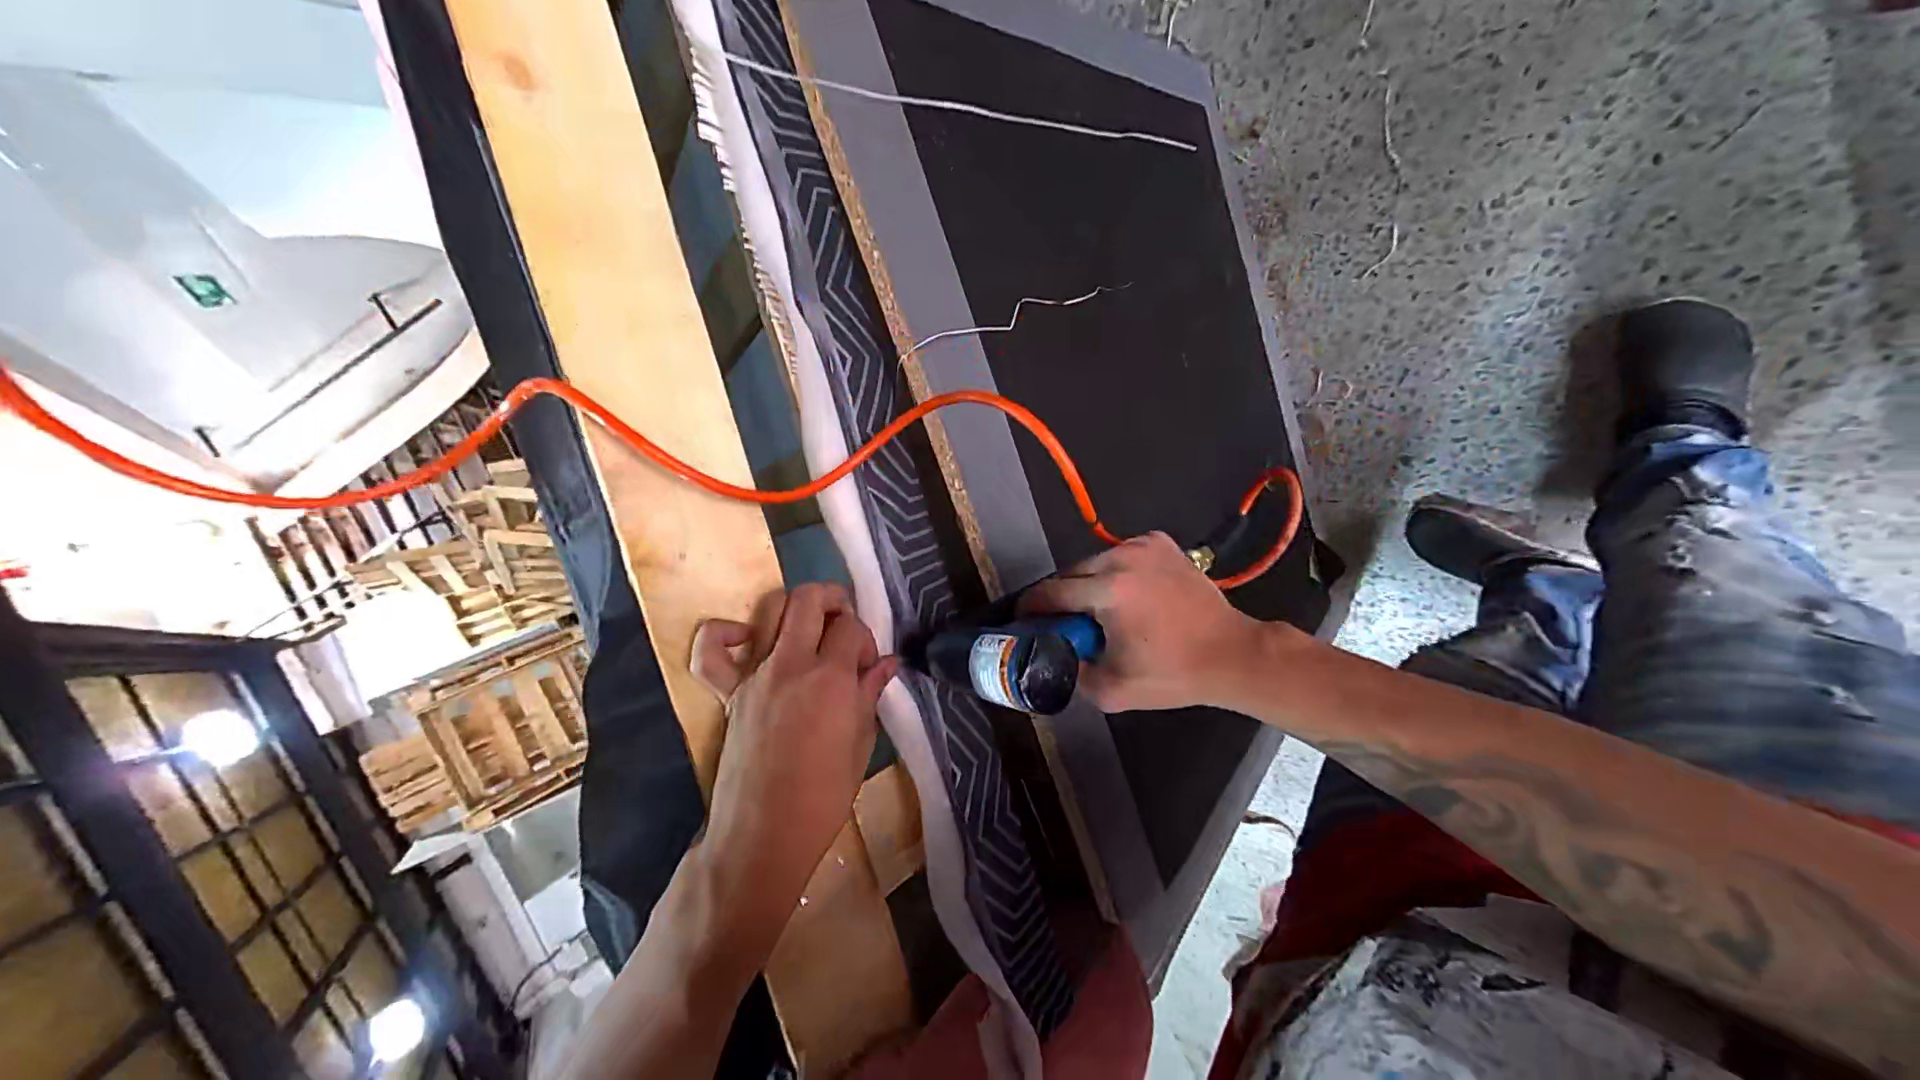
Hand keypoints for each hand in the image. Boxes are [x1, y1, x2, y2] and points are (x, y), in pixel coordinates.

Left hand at [690, 584, 898, 902]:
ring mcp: (754, 675)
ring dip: (795, 608)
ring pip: (770, 609)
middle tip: (844, 628)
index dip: (865, 639)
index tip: (868, 666)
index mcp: (830, 679)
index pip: (851, 627)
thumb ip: (870, 693)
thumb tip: (886, 664)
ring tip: (810, 630)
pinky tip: (750, 640)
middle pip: (809, 599)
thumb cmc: (824, 796)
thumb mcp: (861, 743)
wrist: (765, 833)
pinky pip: (711, 652)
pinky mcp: (727, 692)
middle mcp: (790, 664)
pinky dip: (725, 634)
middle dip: (834, 600)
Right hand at [1021, 532, 1265, 711]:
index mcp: (1108, 591)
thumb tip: (1050, 655)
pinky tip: (1127, 595)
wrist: (1231, 654)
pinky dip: (1115, 572)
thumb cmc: (1173, 674)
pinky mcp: (1160, 542)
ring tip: (1098, 612)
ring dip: (1088, 584)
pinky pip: (1120, 555)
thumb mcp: (1112, 689)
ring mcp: (1143, 545)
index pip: (1050, 593)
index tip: (1022, 619)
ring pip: (1094, 563)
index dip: (1030, 607)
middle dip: (1062, 598)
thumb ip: (1071, 672)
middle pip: (1070, 575)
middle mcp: (1121, 558)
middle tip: (1066, 625)